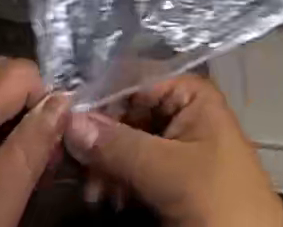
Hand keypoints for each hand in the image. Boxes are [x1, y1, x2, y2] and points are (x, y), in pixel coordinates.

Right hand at [64, 73, 282, 226]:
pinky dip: (115, 182)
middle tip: (80, 174)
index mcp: (190, 92)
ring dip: (104, 167)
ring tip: (95, 196)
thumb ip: (120, 146)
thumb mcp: (169, 172)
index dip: (99, 99)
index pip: (135, 81)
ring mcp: (173, 143)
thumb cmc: (219, 200)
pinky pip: (131, 168)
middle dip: (100, 141)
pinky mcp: (167, 175)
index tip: (64, 123)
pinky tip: (107, 201)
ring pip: (124, 143)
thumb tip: (69, 120)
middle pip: (125, 112)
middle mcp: (180, 109)